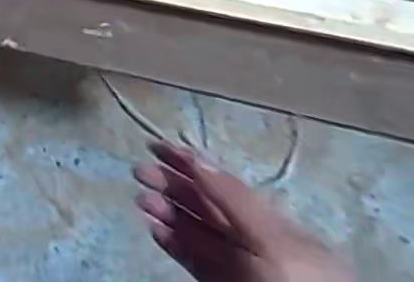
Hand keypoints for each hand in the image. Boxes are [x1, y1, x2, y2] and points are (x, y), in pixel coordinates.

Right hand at [134, 142, 349, 281]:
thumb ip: (234, 200)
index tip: (155, 146)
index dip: (190, 163)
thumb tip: (195, 157)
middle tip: (138, 172)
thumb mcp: (273, 242)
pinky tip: (153, 229)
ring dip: (165, 212)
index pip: (225, 186)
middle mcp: (254, 243)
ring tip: (140, 200)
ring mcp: (237, 267)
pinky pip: (192, 259)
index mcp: (275, 227)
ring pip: (194, 231)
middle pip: (205, 206)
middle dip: (170, 185)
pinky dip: (171, 242)